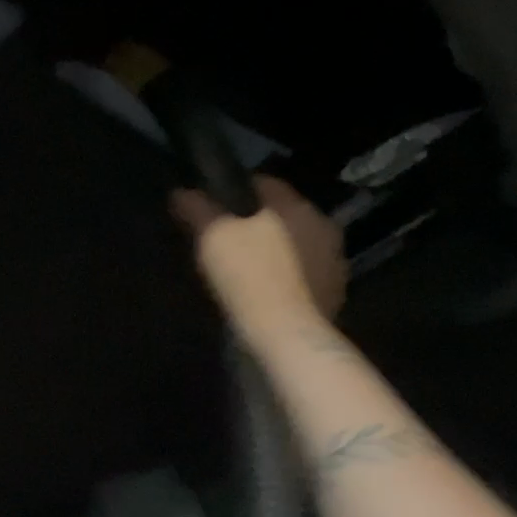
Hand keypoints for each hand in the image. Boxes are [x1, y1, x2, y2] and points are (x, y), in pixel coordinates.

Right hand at [170, 176, 347, 327]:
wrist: (286, 333)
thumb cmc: (248, 273)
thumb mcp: (211, 234)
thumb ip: (197, 208)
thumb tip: (181, 192)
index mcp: (296, 206)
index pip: (262, 182)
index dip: (232, 188)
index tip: (209, 202)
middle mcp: (322, 225)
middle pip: (279, 213)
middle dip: (253, 220)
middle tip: (221, 234)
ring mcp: (333, 260)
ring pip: (292, 242)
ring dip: (270, 247)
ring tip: (238, 262)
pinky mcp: (334, 291)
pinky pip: (300, 270)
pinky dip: (281, 272)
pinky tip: (259, 286)